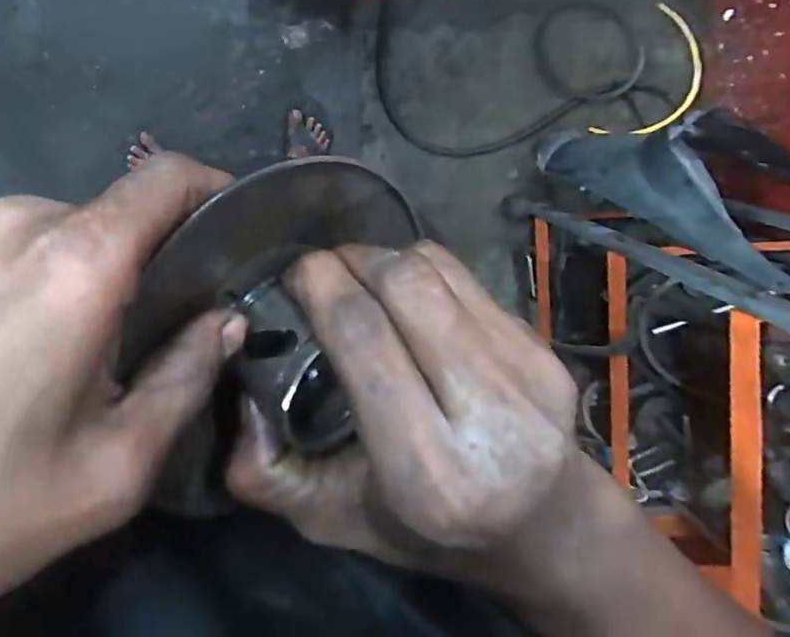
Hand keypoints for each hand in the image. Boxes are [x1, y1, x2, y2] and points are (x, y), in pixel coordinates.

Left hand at [0, 153, 245, 636]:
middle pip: (131, 208)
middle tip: (187, 320)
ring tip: (123, 345)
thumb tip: (226, 319)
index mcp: (78, 259)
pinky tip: (59, 345)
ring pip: (88, 228)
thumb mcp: (112, 466)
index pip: (168, 176)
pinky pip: (42, 244)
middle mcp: (30, 222)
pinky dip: (74, 274)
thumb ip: (187, 375)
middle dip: (171, 251)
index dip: (216, 187)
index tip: (245, 229)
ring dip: (120, 269)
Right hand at [227, 243, 761, 636]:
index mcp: (428, 470)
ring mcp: (525, 373)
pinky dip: (420, 266)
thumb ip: (266, 472)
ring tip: (360, 276)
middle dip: (350, 259)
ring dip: (383, 257)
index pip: (364, 335)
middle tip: (321, 270)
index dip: (320, 284)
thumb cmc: (428, 532)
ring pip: (434, 268)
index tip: (292, 274)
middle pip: (404, 285)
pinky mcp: (542, 345)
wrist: (549, 530)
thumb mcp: (332, 521)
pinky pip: (463, 273)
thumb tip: (240, 386)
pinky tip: (405, 290)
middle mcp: (487, 414)